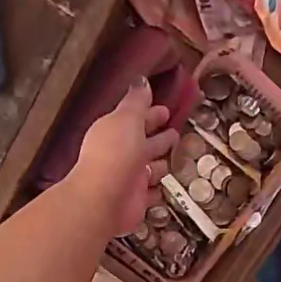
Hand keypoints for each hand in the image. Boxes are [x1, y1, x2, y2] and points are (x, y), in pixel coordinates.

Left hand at [71, 79, 175, 234]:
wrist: (104, 199)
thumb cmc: (115, 154)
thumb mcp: (126, 120)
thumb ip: (137, 102)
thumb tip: (142, 80)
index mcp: (119, 132)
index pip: (139, 120)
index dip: (152, 115)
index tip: (167, 111)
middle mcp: (124, 155)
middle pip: (147, 144)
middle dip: (161, 139)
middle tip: (175, 134)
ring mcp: (131, 179)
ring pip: (151, 169)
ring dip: (161, 164)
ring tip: (176, 161)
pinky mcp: (138, 201)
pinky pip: (152, 193)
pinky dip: (157, 190)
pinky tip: (165, 187)